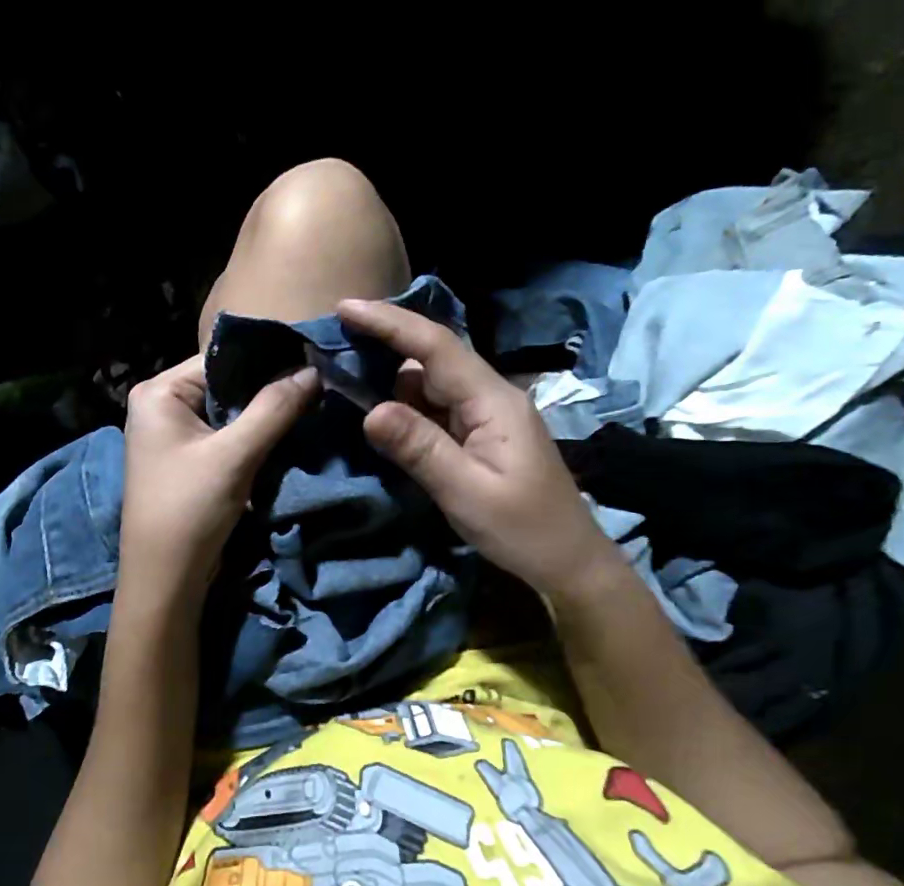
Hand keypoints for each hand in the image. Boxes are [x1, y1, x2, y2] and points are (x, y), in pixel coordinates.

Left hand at [120, 356, 318, 589]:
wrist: (166, 577)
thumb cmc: (190, 508)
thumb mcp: (235, 455)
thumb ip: (275, 409)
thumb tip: (314, 370)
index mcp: (159, 391)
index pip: (222, 357)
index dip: (268, 358)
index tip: (313, 360)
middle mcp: (162, 405)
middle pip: (228, 384)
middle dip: (270, 390)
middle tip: (319, 387)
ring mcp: (175, 435)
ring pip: (232, 413)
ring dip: (266, 417)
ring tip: (311, 408)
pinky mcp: (190, 461)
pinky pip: (228, 437)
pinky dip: (255, 438)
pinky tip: (287, 437)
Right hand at [339, 299, 622, 597]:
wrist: (567, 560)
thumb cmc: (522, 529)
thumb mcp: (466, 492)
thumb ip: (420, 449)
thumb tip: (370, 410)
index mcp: (494, 401)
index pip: (437, 347)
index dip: (390, 324)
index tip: (345, 307)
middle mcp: (492, 397)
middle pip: (434, 360)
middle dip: (385, 348)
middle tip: (335, 351)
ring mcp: (489, 417)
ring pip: (434, 386)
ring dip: (394, 384)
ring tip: (348, 386)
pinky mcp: (484, 437)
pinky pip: (440, 411)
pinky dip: (410, 412)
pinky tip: (385, 420)